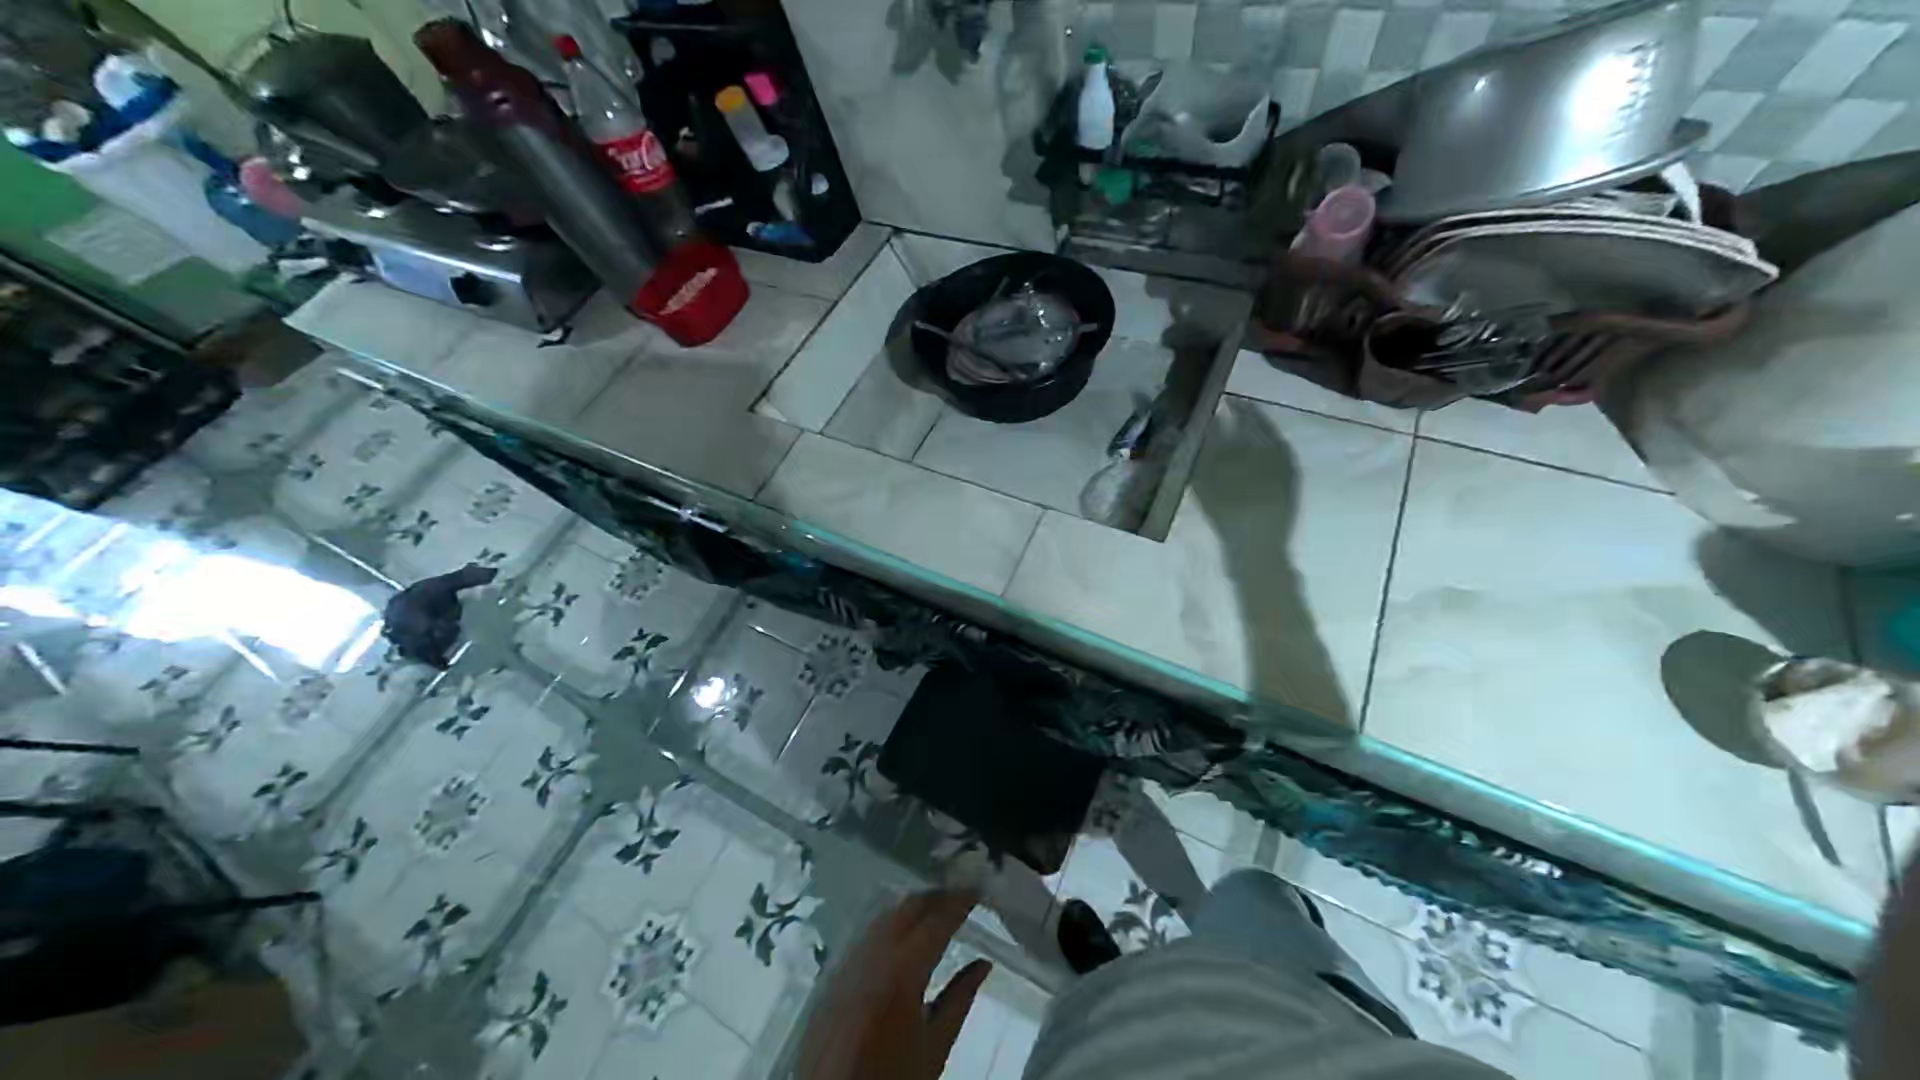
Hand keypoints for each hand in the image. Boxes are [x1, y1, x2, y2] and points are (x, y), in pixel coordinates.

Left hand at [797, 889, 992, 1079]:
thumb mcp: (934, 1050)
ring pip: (883, 918)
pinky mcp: (832, 978)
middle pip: (906, 909)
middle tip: (960, 896)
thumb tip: (983, 963)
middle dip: (934, 897)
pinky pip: (865, 937)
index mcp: (901, 974)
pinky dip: (888, 926)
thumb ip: (960, 999)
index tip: (978, 889)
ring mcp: (847, 966)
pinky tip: (902, 936)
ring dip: (911, 908)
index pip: (935, 922)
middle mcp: (871, 959)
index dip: (958, 902)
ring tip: (936, 911)